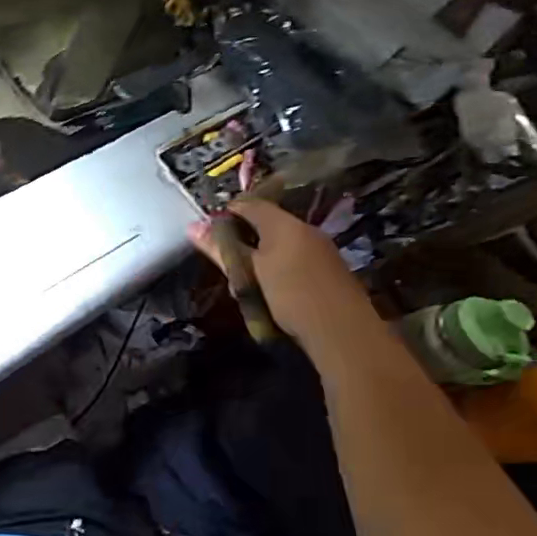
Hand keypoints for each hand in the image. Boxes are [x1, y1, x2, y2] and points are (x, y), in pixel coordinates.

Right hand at [188, 199, 364, 346]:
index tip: (209, 231)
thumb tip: (192, 226)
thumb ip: (222, 249)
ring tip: (245, 273)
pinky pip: (297, 254)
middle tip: (225, 255)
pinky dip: (280, 261)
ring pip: (283, 239)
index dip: (226, 212)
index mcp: (283, 224)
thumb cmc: (291, 296)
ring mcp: (321, 247)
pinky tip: (274, 283)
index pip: (249, 204)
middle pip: (267, 221)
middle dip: (244, 233)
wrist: (344, 332)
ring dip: (262, 250)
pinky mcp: (330, 267)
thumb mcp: (249, 273)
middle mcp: (305, 228)